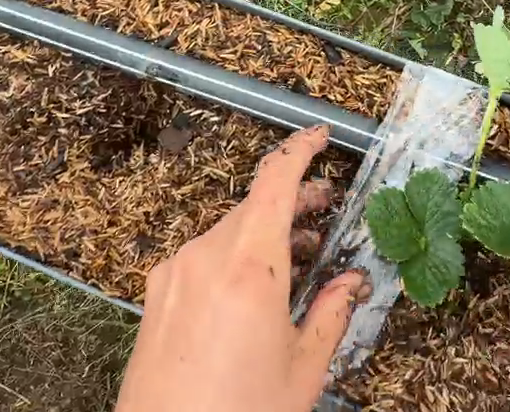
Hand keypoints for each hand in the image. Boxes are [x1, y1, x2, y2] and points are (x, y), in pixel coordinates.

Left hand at [115, 125, 369, 411]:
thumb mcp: (301, 371)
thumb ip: (330, 314)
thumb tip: (352, 283)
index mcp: (247, 267)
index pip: (276, 180)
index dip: (301, 150)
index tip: (319, 137)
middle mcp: (205, 256)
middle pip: (255, 205)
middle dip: (294, 201)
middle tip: (325, 209)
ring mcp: (176, 272)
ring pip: (230, 230)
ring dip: (265, 231)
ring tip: (297, 253)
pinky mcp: (157, 293)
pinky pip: (204, 255)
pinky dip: (234, 255)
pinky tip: (253, 287)